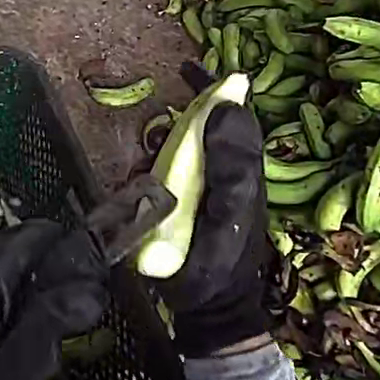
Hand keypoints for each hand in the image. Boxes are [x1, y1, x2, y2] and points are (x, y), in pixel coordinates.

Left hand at [0, 220, 108, 379]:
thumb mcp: (17, 375)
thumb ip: (50, 324)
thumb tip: (90, 288)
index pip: (17, 241)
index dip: (52, 238)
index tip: (83, 247)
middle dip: (37, 256)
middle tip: (73, 272)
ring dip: (18, 277)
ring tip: (52, 295)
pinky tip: (15, 325)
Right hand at [159, 104, 272, 357]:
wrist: (206, 311)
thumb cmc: (219, 268)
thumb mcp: (230, 215)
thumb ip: (231, 166)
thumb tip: (226, 106)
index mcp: (243, 170)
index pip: (234, 117)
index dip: (215, 89)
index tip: (187, 69)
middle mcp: (224, 174)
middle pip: (205, 129)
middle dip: (181, 118)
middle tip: (158, 126)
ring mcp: (202, 190)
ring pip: (181, 150)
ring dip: (162, 146)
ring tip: (146, 161)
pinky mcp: (182, 206)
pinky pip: (163, 175)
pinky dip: (147, 172)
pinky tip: (136, 184)